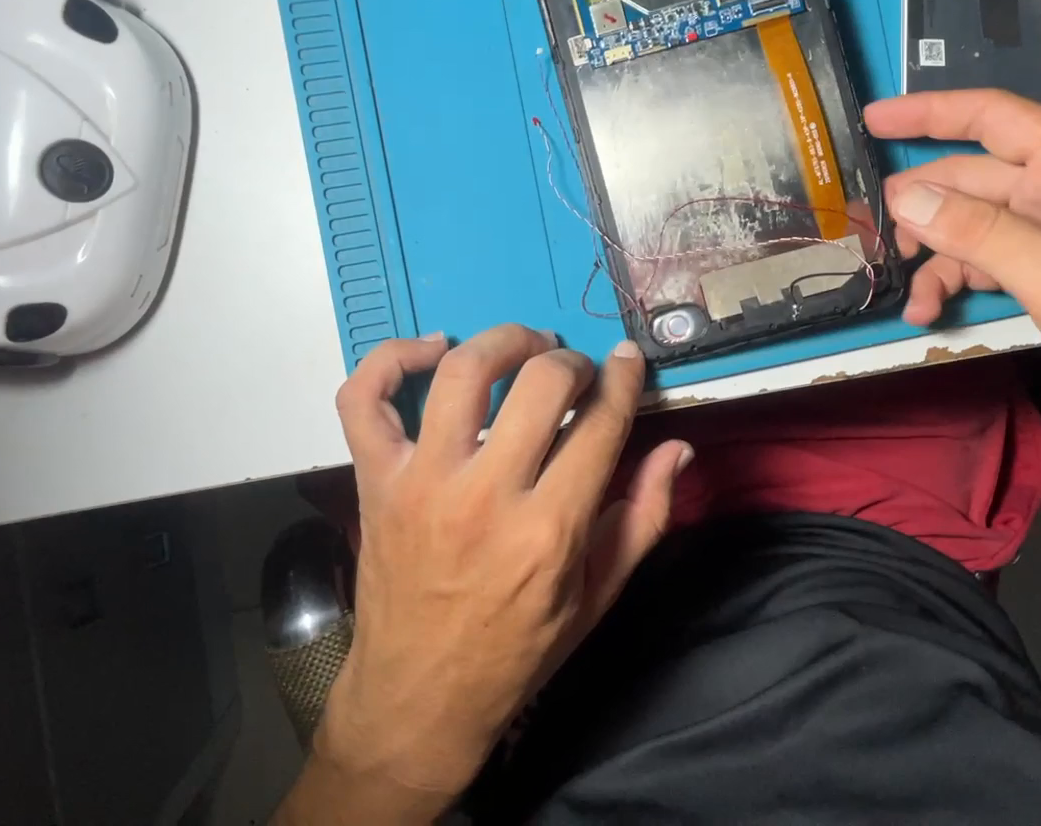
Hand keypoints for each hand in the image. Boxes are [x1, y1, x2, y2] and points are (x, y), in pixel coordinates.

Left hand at [316, 325, 691, 809]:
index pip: (600, 424)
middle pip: (540, 384)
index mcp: (550, 531)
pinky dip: (391, 358)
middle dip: (572, 363)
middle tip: (578, 373)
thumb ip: (644, 517)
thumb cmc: (517, 651)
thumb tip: (676, 447)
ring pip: (460, 373)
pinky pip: (364, 398)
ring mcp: (421, 483)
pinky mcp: (375, 481)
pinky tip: (431, 351)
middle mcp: (485, 496)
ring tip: (525, 347)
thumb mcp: (598, 597)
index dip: (624, 379)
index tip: (628, 360)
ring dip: (502, 342)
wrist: (419, 699)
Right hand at [866, 90, 1040, 466]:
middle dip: (916, 199)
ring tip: (900, 283)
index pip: (994, 120)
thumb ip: (984, 236)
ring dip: (927, 252)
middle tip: (868, 229)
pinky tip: (928, 311)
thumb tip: (905, 196)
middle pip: (967, 178)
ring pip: (963, 226)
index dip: (930, 115)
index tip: (872, 120)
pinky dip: (947, 283)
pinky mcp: (1038, 279)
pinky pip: (976, 265)